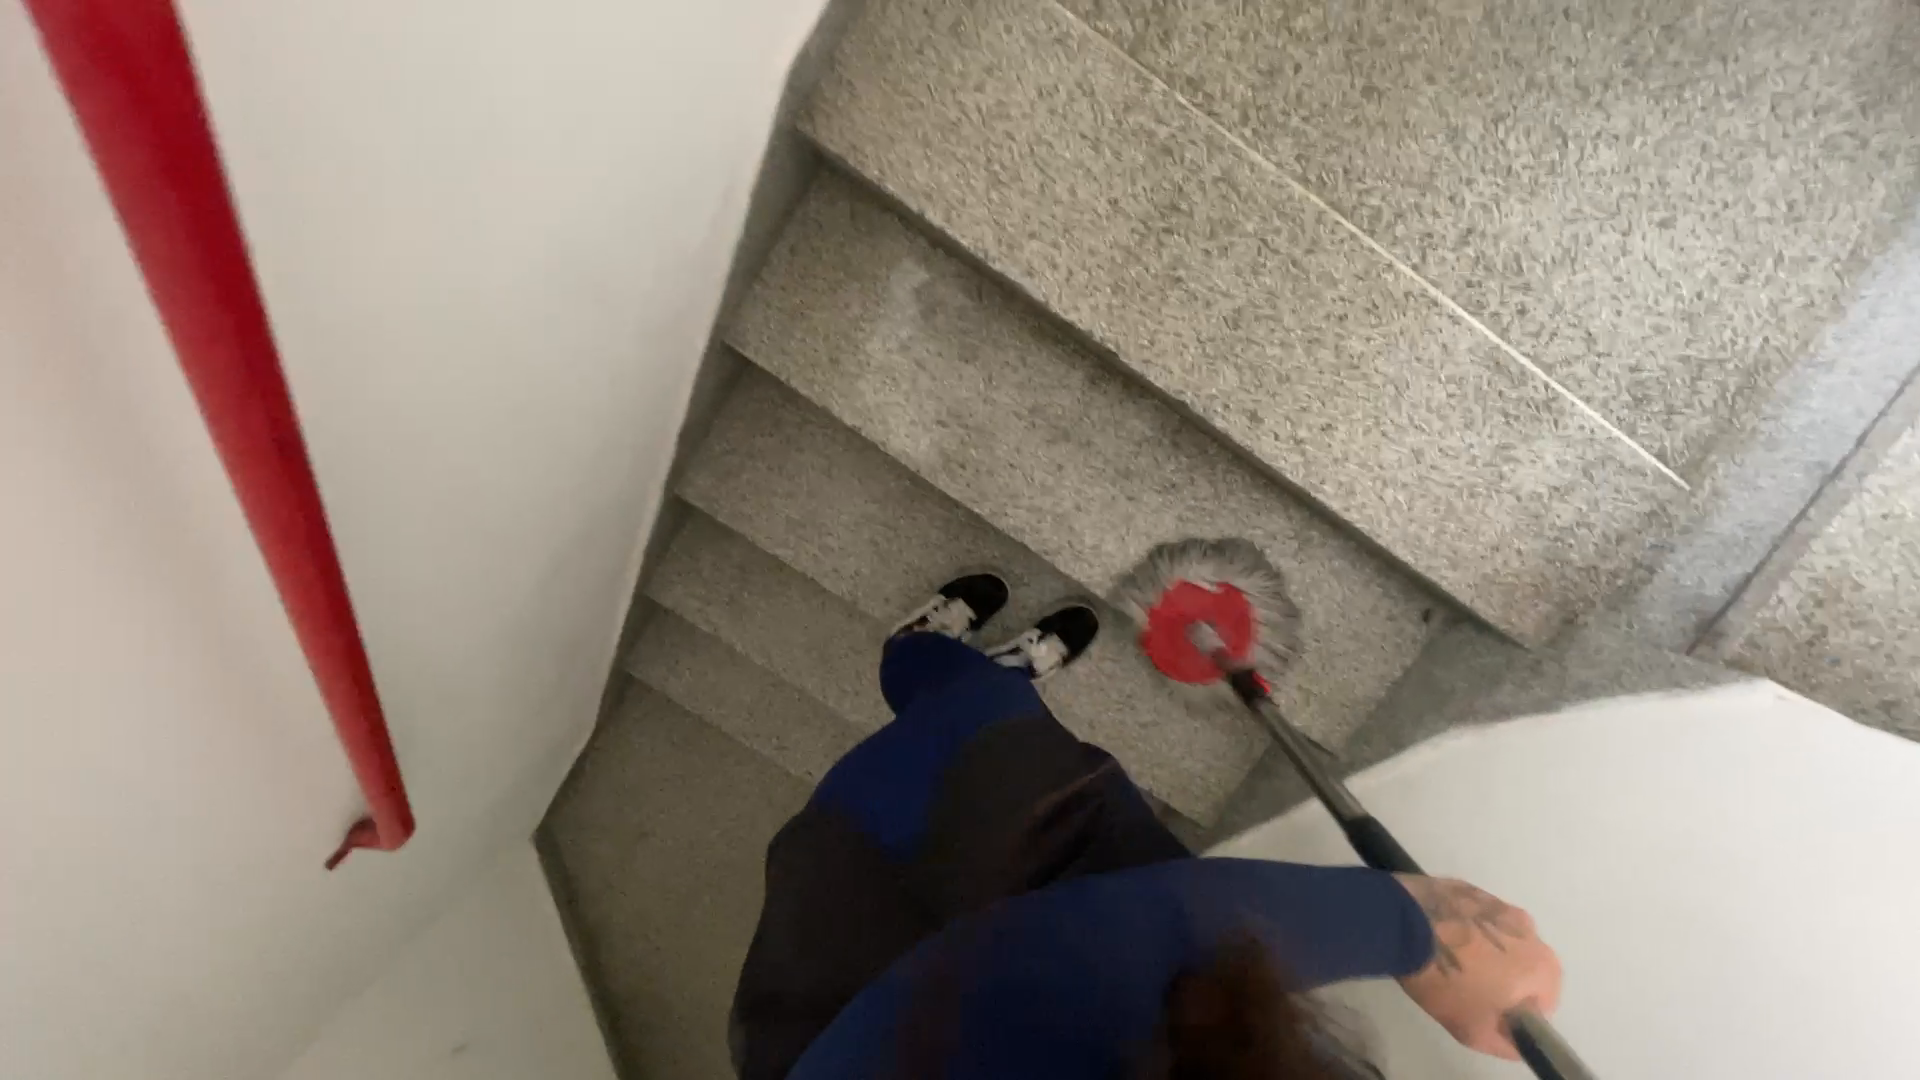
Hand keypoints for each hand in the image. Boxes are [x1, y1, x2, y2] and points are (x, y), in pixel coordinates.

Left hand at [1393, 875, 1562, 1059]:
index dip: (1511, 1012)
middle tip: (1460, 982)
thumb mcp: (1474, 1030)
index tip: (1482, 1009)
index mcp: (1544, 964)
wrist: (1397, 920)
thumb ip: (1506, 1043)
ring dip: (1478, 948)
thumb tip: (1514, 1040)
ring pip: (1493, 937)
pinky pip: (1468, 914)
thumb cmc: (1444, 978)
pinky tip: (1434, 932)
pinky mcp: (1462, 885)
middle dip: (1496, 976)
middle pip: (1518, 965)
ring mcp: (1493, 900)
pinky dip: (1458, 924)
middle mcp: (1527, 927)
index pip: (1539, 1002)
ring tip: (1443, 955)